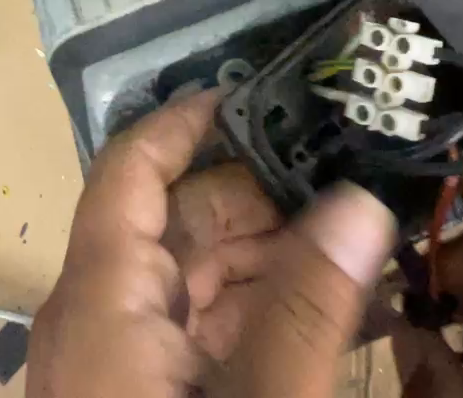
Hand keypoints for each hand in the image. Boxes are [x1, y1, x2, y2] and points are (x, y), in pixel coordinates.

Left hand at [28, 91, 397, 397]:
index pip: (132, 168)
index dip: (183, 122)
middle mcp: (105, 310)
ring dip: (274, 259)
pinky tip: (335, 315)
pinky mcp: (150, 393)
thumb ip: (307, 306)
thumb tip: (357, 202)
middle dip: (261, 198)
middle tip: (344, 181)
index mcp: (104, 294)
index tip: (252, 93)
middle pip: (179, 221)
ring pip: (200, 276)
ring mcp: (126, 356)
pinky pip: (207, 331)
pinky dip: (264, 314)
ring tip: (358, 248)